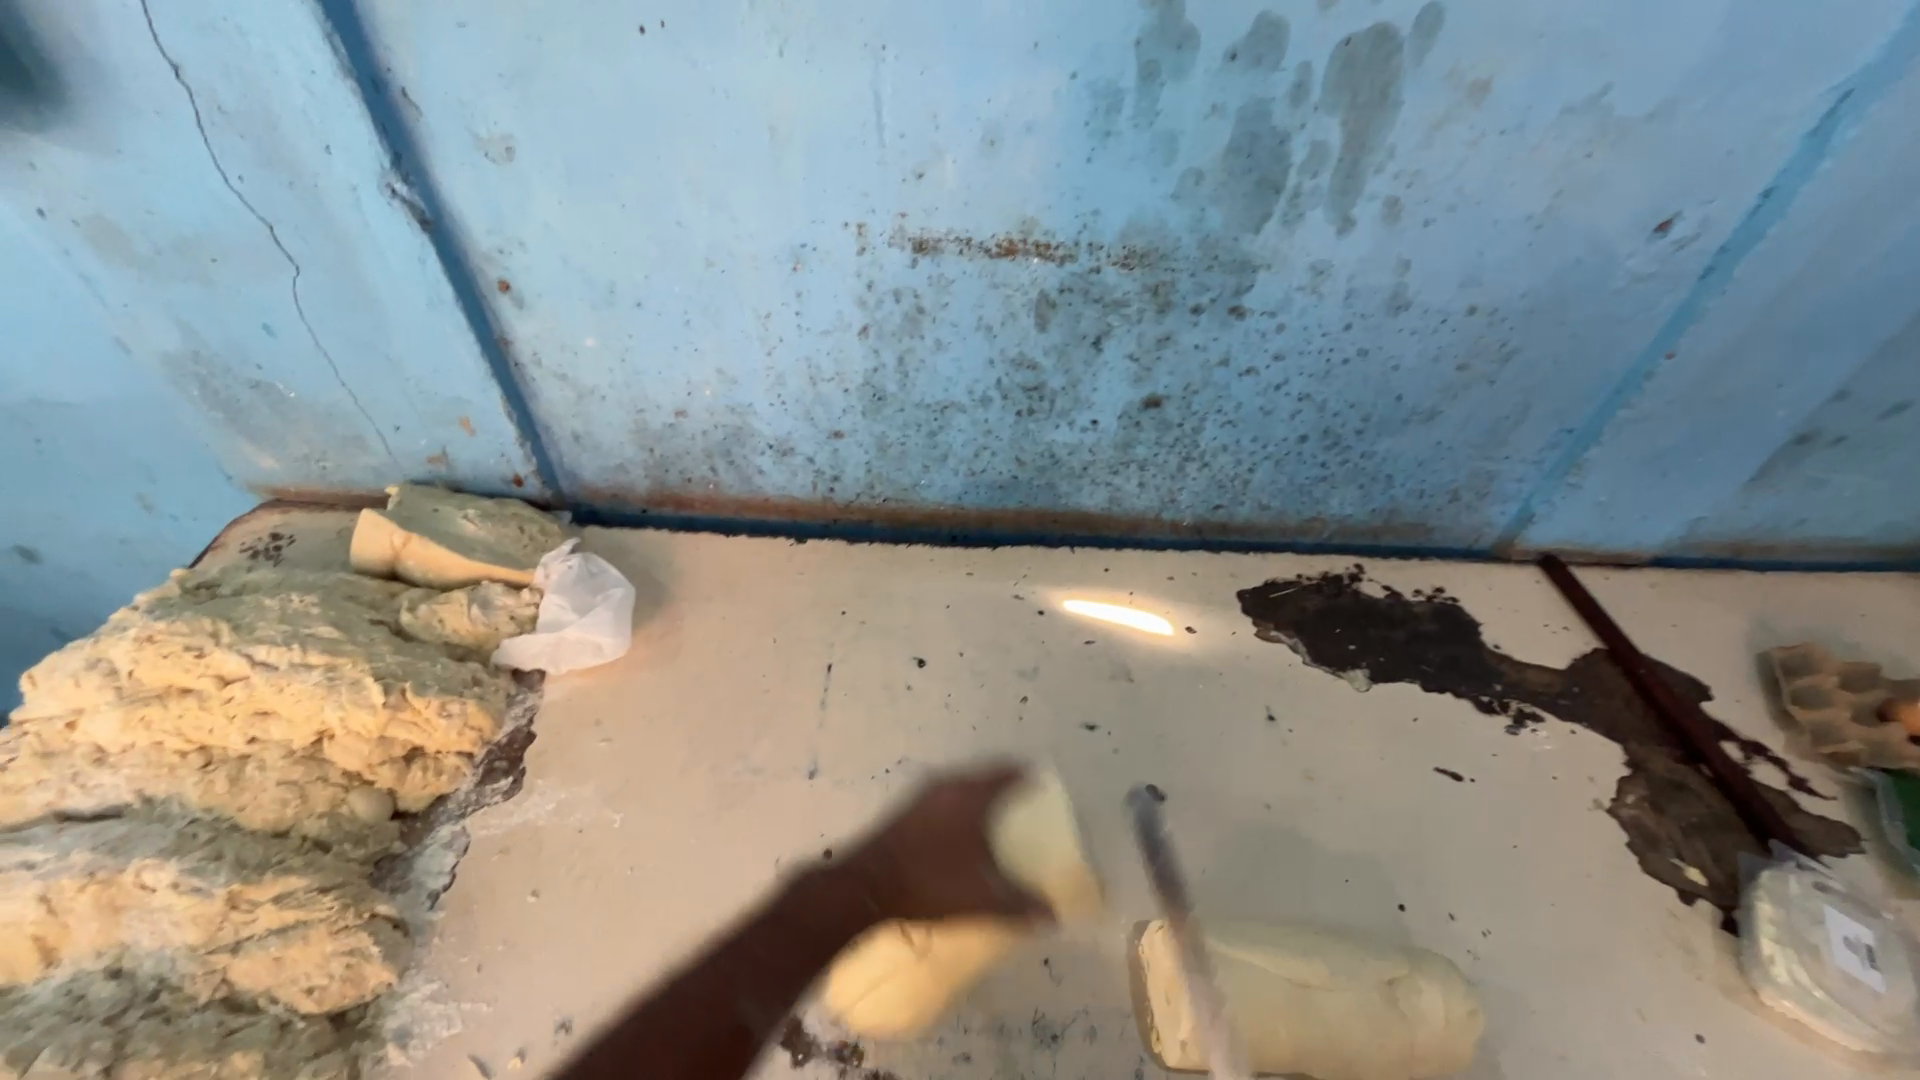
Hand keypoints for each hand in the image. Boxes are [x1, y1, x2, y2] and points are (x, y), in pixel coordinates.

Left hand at [840, 762, 1055, 923]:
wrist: (866, 887)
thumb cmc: (930, 883)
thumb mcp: (981, 899)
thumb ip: (1019, 904)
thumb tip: (1052, 912)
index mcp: (971, 795)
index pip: (1008, 773)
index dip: (1029, 778)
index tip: (1045, 788)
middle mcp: (948, 785)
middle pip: (985, 777)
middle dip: (1006, 789)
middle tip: (1025, 809)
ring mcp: (922, 795)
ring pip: (962, 787)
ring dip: (980, 799)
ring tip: (996, 823)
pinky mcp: (905, 810)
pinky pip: (944, 799)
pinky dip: (959, 808)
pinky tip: (961, 834)